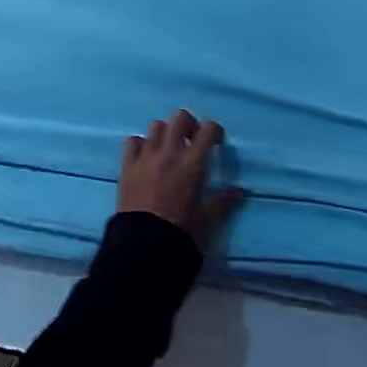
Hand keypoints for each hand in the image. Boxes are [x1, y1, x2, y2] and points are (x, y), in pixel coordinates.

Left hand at [118, 110, 241, 249]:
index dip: (215, 131)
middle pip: (180, 118)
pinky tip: (146, 157)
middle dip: (189, 125)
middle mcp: (169, 153)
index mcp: (192, 163)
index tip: (216, 142)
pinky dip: (140, 145)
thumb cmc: (181, 232)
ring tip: (168, 149)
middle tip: (192, 141)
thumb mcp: (208, 218)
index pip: (208, 129)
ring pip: (156, 126)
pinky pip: (132, 142)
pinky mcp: (127, 167)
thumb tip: (239, 192)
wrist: (143, 248)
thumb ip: (224, 201)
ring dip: (165, 133)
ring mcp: (146, 158)